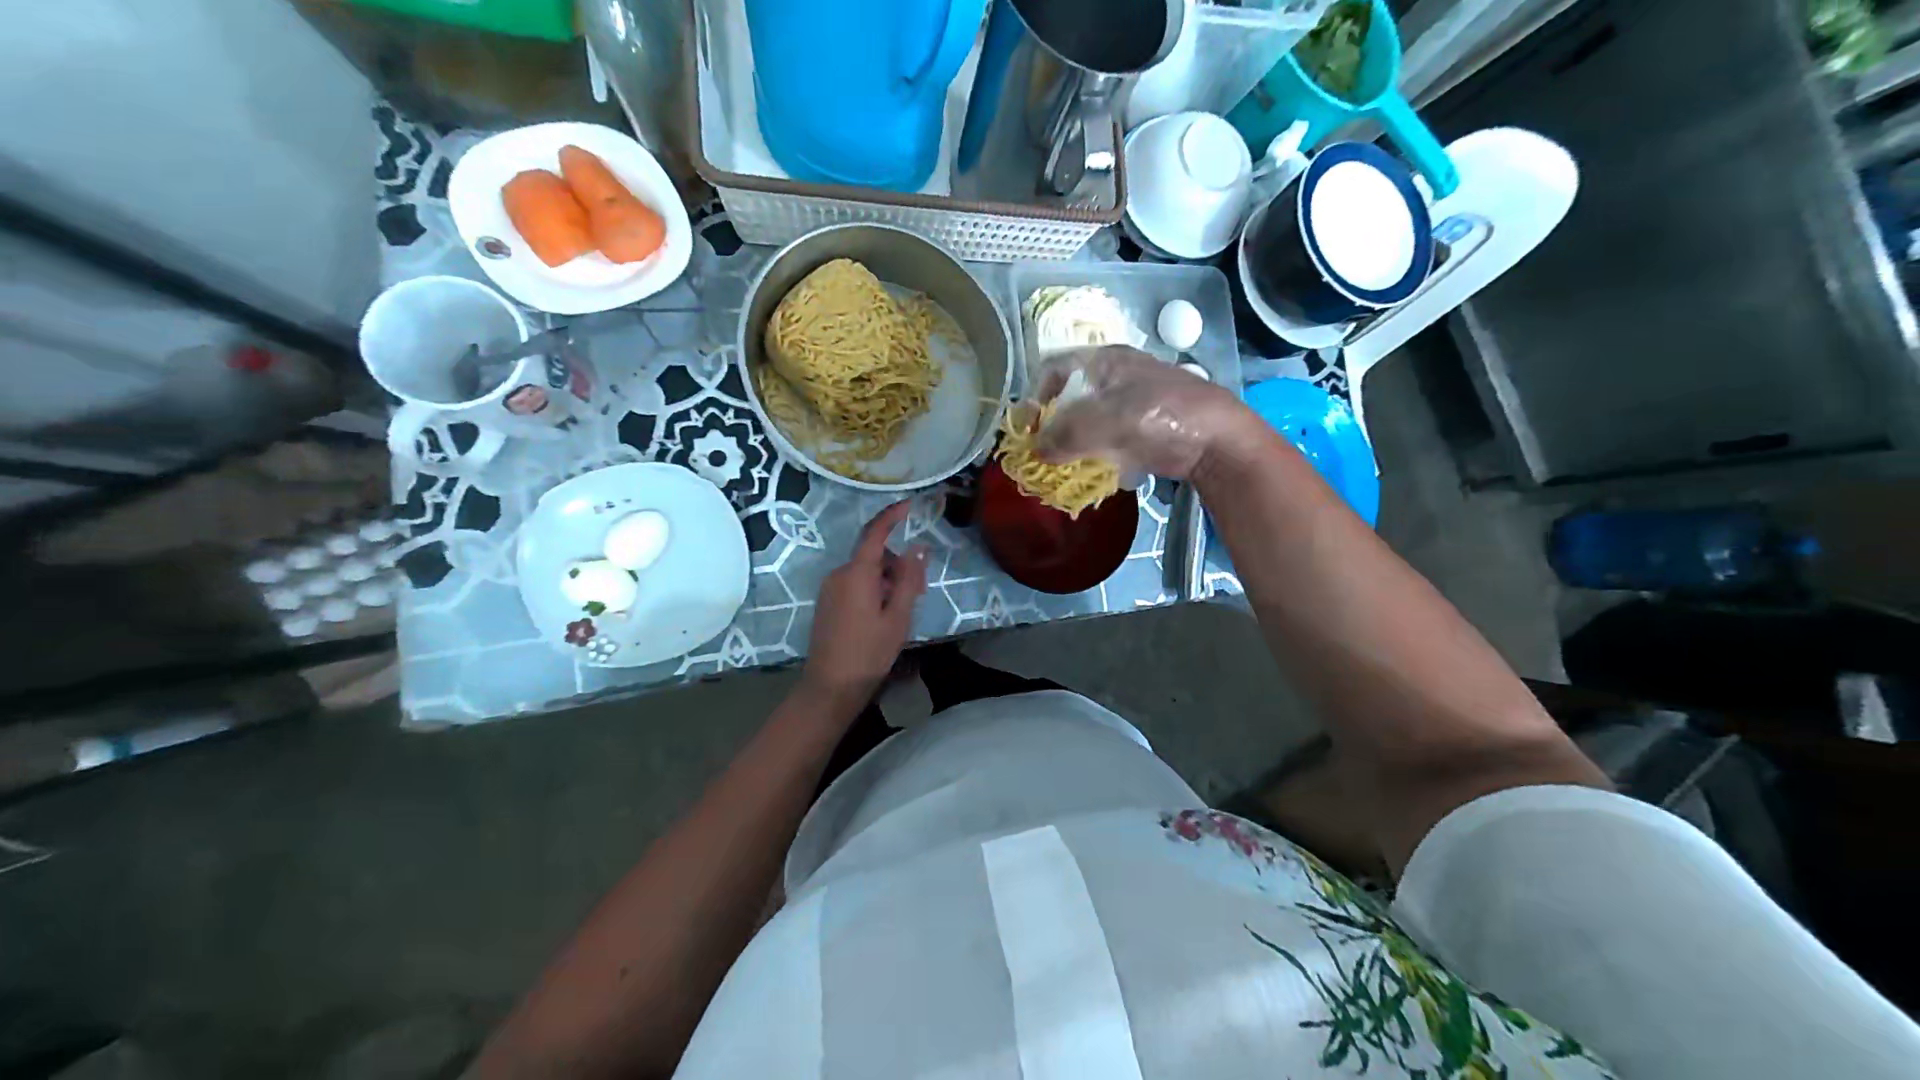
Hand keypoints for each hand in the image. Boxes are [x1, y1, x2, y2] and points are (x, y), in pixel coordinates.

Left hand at [802, 501, 927, 705]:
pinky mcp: (828, 602)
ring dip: (886, 580)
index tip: (910, 505)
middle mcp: (839, 574)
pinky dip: (873, 589)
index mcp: (857, 573)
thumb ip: (908, 578)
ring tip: (903, 609)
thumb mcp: (897, 616)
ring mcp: (830, 588)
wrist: (832, 685)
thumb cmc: (870, 651)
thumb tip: (918, 547)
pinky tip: (884, 614)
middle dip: (897, 564)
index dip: (892, 516)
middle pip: (873, 556)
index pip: (875, 533)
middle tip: (919, 591)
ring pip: (865, 571)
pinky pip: (855, 583)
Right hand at [1033, 345, 1252, 479]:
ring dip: (1079, 441)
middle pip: (1073, 395)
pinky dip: (1104, 450)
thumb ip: (1064, 433)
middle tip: (1050, 451)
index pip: (1055, 367)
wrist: (1221, 442)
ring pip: (1093, 418)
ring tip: (1076, 463)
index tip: (1031, 427)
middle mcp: (1120, 373)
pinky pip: (1114, 435)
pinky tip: (1108, 467)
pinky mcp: (1152, 424)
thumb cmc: (1160, 419)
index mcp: (1107, 360)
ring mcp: (1138, 399)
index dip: (1037, 395)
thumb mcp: (1104, 422)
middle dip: (1057, 424)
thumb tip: (1038, 449)